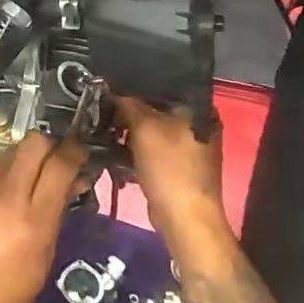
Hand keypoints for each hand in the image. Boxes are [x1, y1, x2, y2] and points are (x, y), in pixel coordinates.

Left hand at [0, 134, 84, 302]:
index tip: (79, 152)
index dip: (74, 152)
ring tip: (20, 184)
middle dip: (49, 145)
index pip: (60, 166)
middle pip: (34, 143)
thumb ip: (54, 220)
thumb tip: (66, 187)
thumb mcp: (40, 266)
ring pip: (9, 154)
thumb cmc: (0, 297)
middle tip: (52, 158)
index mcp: (33, 222)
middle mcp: (6, 195)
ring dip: (21, 164)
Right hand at [115, 94, 225, 231]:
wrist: (184, 218)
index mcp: (198, 109)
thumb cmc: (169, 167)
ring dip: (130, 129)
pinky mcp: (177, 164)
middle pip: (156, 106)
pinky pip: (152, 147)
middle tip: (105, 107)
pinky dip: (136, 147)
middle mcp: (197, 123)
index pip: (163, 84)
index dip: (135, 84)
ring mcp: (188, 146)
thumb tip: (112, 90)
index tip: (110, 84)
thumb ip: (127, 103)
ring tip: (106, 126)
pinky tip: (115, 147)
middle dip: (130, 109)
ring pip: (152, 128)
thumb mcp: (145, 127)